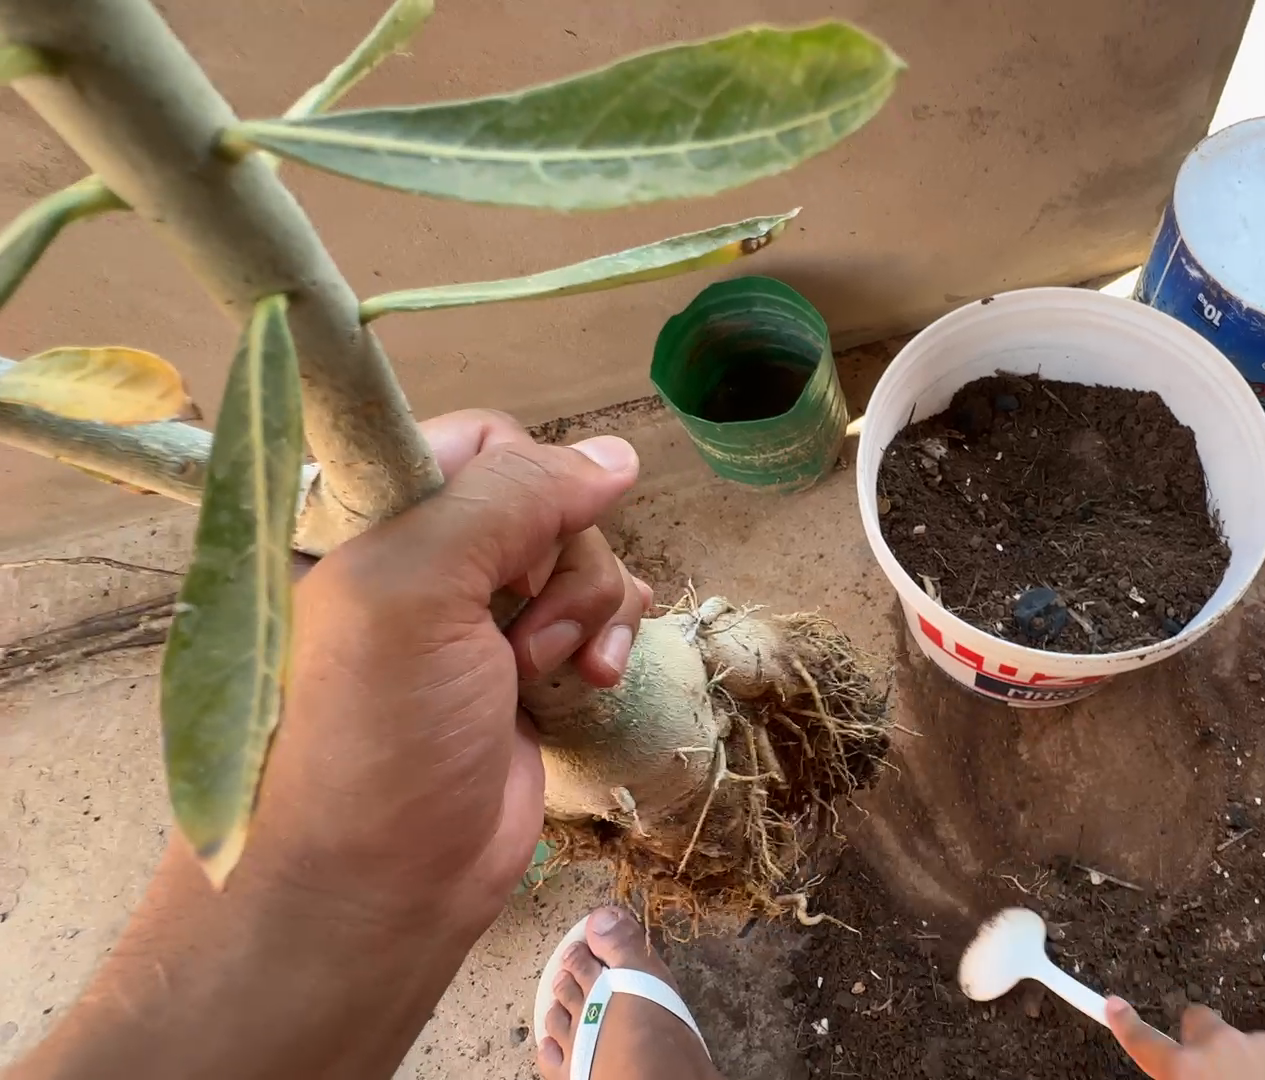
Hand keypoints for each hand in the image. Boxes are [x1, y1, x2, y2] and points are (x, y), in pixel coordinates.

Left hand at [12, 411, 650, 1079]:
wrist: (387, 882)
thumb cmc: (374, 734)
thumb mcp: (414, 592)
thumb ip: (509, 500)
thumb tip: (619, 455)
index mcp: (375, 519)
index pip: (483, 441)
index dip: (523, 484)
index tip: (520, 547)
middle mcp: (437, 555)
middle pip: (554, 505)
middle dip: (561, 568)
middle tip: (521, 633)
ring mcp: (492, 610)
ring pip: (591, 557)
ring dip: (591, 610)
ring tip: (553, 669)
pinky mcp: (539, 656)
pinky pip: (611, 608)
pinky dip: (615, 637)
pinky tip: (595, 678)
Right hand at [1107, 997, 1264, 1079]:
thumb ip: (1177, 1077)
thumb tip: (1176, 1072)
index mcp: (1185, 1069)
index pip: (1144, 1040)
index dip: (1125, 1024)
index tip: (1113, 1006)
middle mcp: (1218, 1046)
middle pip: (1197, 1021)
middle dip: (1199, 1041)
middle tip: (1207, 1076)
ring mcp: (1259, 1046)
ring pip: (1237, 1044)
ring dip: (1238, 1065)